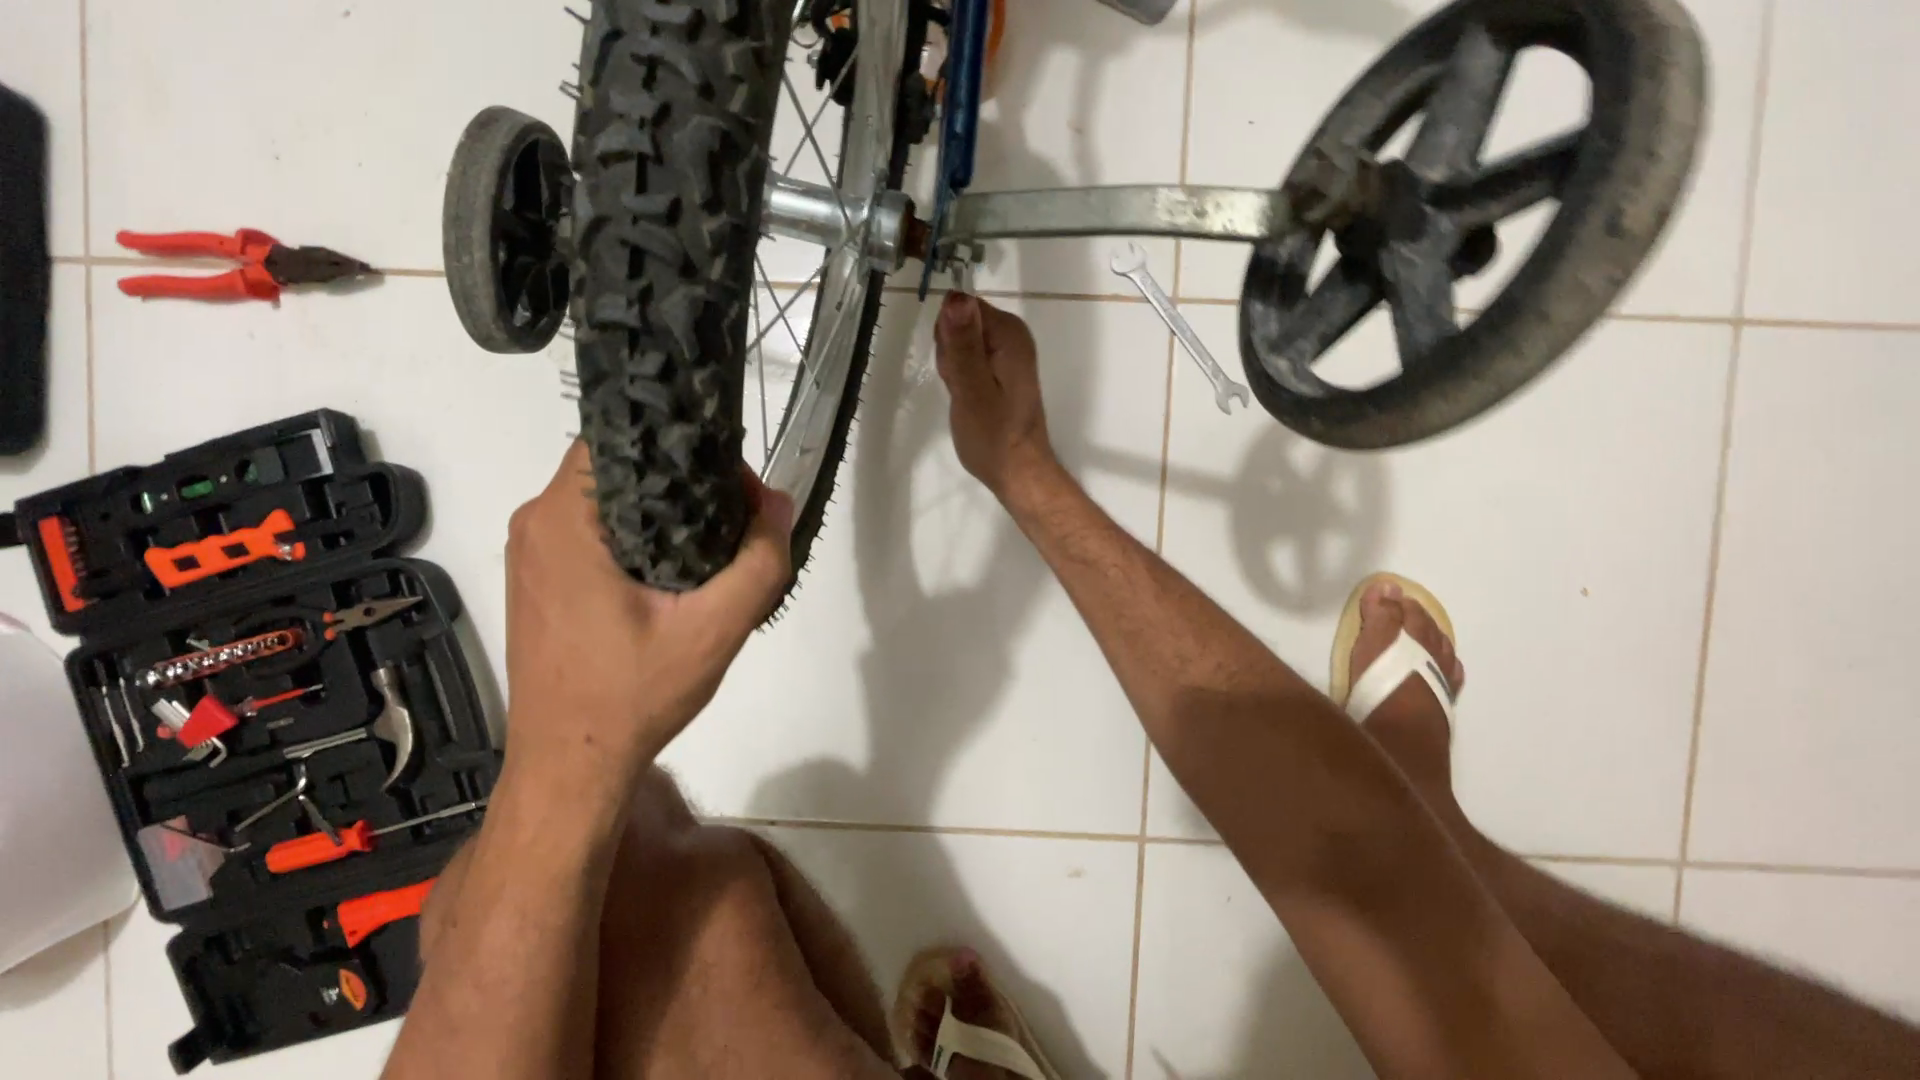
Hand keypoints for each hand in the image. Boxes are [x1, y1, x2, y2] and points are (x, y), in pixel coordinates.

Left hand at [503, 441, 794, 783]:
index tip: (731, 478)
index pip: (621, 439)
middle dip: (680, 480)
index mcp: (564, 520)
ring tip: (714, 542)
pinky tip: (676, 572)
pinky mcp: (539, 582)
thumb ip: (759, 563)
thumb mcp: (714, 630)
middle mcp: (537, 524)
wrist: (571, 765)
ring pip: (607, 502)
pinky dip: (637, 537)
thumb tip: (779, 504)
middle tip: (735, 513)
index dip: (681, 445)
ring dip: (661, 510)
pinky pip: (592, 534)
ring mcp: (531, 555)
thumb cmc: (633, 695)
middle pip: (617, 469)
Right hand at [935, 292, 1057, 500]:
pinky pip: (969, 360)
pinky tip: (969, 400)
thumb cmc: (993, 436)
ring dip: (954, 370)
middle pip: (960, 323)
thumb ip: (962, 344)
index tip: (954, 370)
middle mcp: (1013, 335)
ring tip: (966, 397)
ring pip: (960, 343)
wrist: (1018, 471)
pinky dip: (962, 379)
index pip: (960, 307)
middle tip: (961, 388)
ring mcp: (1008, 353)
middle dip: (950, 355)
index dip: (948, 338)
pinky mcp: (1002, 369)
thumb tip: (956, 297)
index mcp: (1009, 334)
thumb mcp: (971, 390)